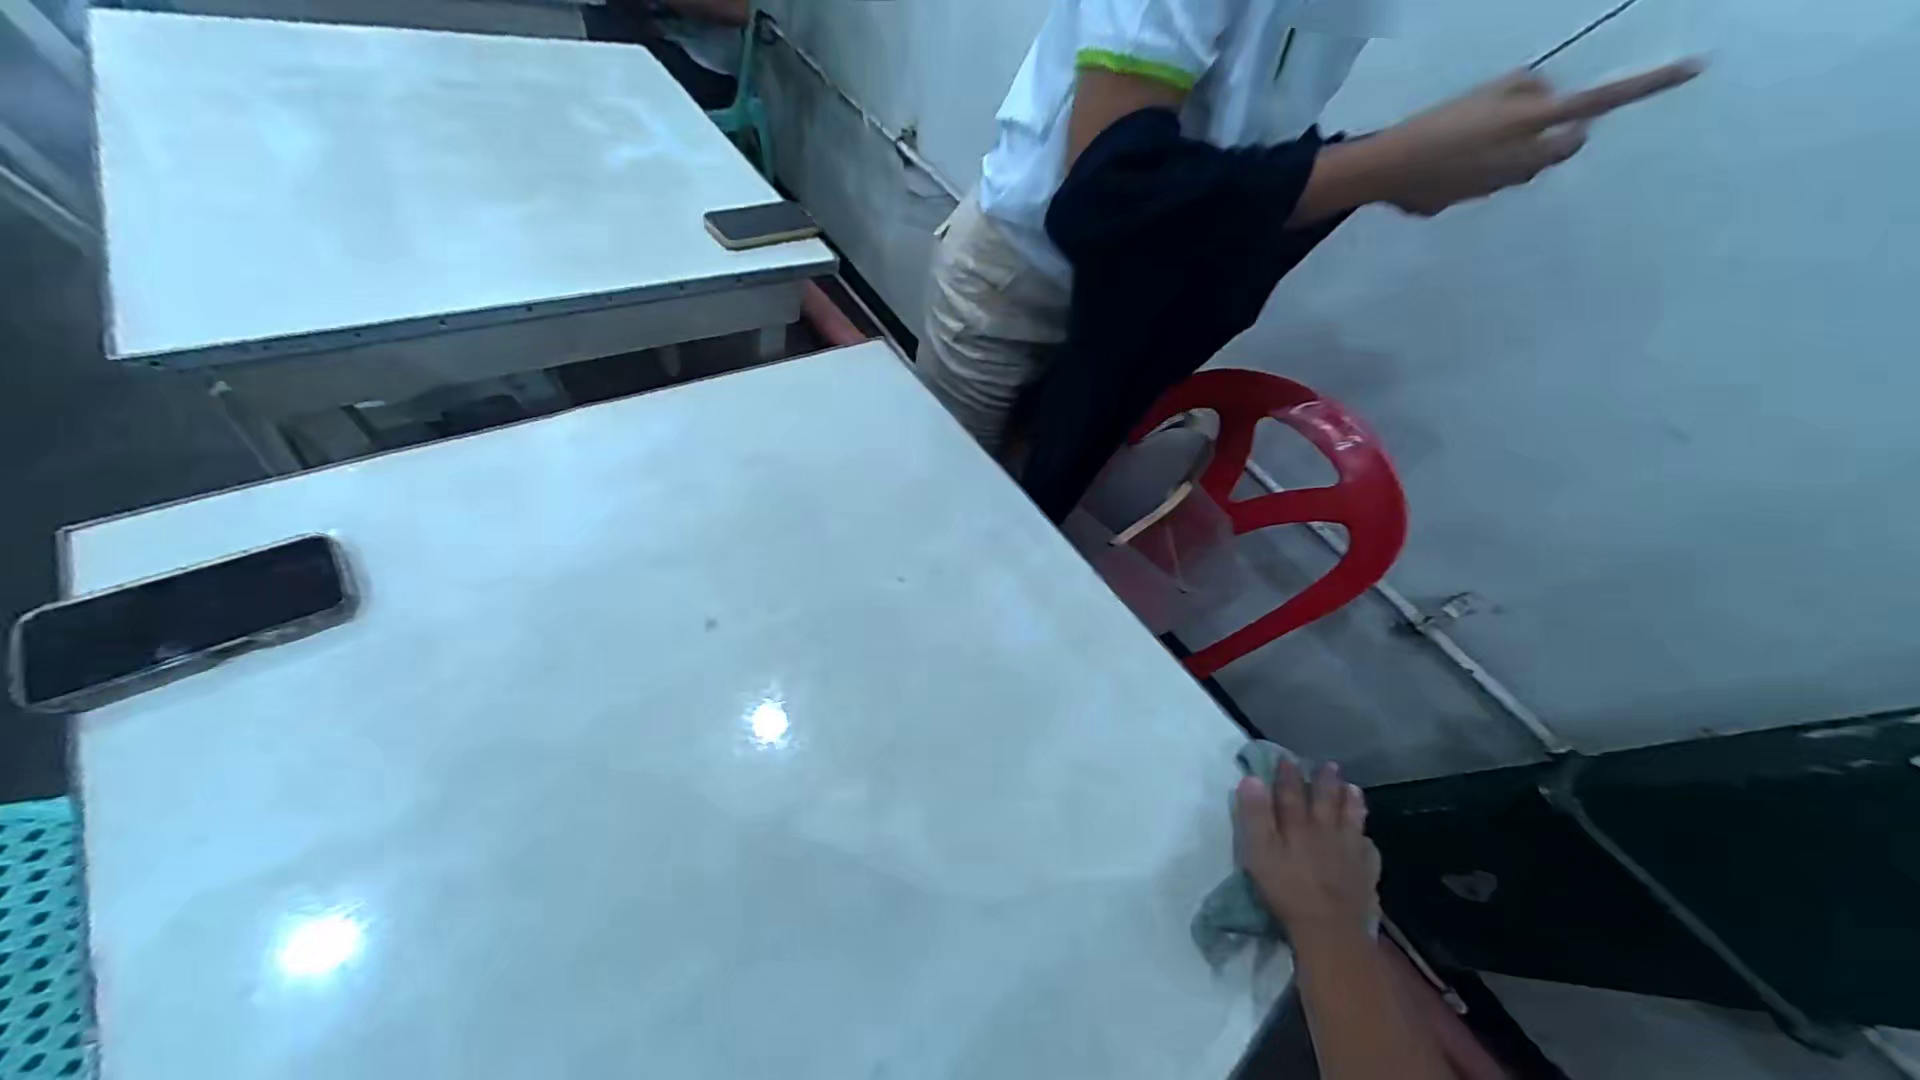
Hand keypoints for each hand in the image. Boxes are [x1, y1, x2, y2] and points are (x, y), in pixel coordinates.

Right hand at [1235, 760, 1380, 937]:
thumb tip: (1251, 779)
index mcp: (1297, 825)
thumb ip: (1255, 815)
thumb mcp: (1259, 850)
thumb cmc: (1286, 889)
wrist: (1330, 930)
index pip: (1290, 793)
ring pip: (1352, 820)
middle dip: (1325, 782)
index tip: (1286, 759)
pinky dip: (1367, 841)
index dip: (1287, 775)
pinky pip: (1368, 852)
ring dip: (1351, 803)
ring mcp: (1349, 853)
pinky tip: (1366, 840)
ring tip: (1353, 790)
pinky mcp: (1365, 876)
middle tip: (1329, 765)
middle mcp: (1325, 831)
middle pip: (1326, 801)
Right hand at [1369, 59, 1704, 215]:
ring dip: (1515, 156)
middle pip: (1564, 148)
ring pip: (1522, 170)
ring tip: (1474, 146)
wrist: (1385, 169)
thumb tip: (1542, 100)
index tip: (1695, 69)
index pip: (1601, 101)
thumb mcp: (1488, 91)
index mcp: (1531, 126)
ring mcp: (1491, 188)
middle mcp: (1522, 162)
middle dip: (1562, 136)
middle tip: (1539, 123)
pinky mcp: (1459, 203)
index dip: (1648, 85)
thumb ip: (1526, 90)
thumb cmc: (1437, 123)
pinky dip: (1470, 174)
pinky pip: (1478, 186)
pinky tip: (1439, 167)